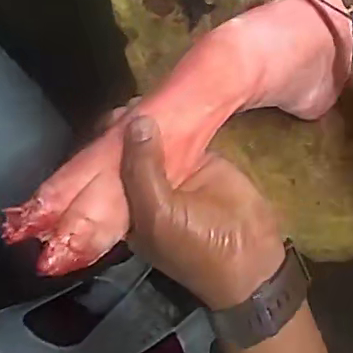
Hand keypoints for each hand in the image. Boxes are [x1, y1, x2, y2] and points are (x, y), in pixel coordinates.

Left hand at [120, 117, 286, 309]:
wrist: (252, 254)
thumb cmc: (197, 245)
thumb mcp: (159, 213)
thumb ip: (143, 167)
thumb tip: (136, 120)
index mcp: (125, 209)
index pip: (104, 174)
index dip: (100, 149)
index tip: (103, 122)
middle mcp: (144, 189)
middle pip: (127, 152)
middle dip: (122, 131)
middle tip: (123, 106)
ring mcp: (173, 172)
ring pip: (152, 140)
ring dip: (146, 121)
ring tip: (141, 98)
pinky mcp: (198, 158)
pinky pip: (182, 133)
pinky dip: (174, 117)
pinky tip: (168, 99)